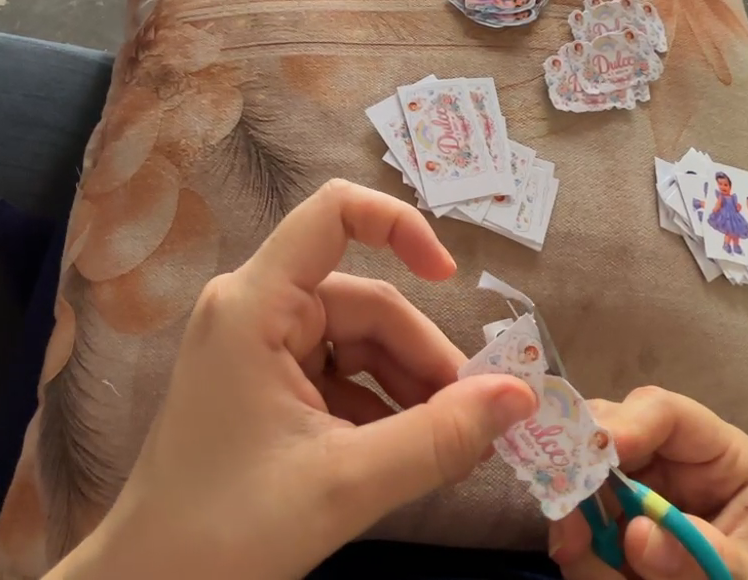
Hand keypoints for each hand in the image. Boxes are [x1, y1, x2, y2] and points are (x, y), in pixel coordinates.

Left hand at [50, 180, 538, 579]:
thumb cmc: (225, 533)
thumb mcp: (343, 484)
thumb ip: (438, 438)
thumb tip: (522, 396)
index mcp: (255, 302)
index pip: (333, 213)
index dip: (398, 226)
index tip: (449, 276)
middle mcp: (255, 306)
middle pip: (363, 301)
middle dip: (421, 357)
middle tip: (474, 419)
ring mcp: (258, 343)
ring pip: (357, 341)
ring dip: (407, 388)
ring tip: (451, 445)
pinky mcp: (265, 379)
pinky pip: (338, 372)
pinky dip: (378, 406)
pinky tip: (409, 451)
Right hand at [548, 387, 747, 579]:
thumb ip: (701, 553)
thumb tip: (637, 532)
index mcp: (716, 454)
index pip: (665, 412)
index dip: (627, 424)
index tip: (599, 455)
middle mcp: (667, 457)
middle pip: (609, 428)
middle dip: (585, 468)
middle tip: (569, 518)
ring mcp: (633, 484)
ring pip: (581, 468)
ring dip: (573, 511)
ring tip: (577, 555)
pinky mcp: (610, 517)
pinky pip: (575, 512)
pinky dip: (571, 539)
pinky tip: (580, 559)